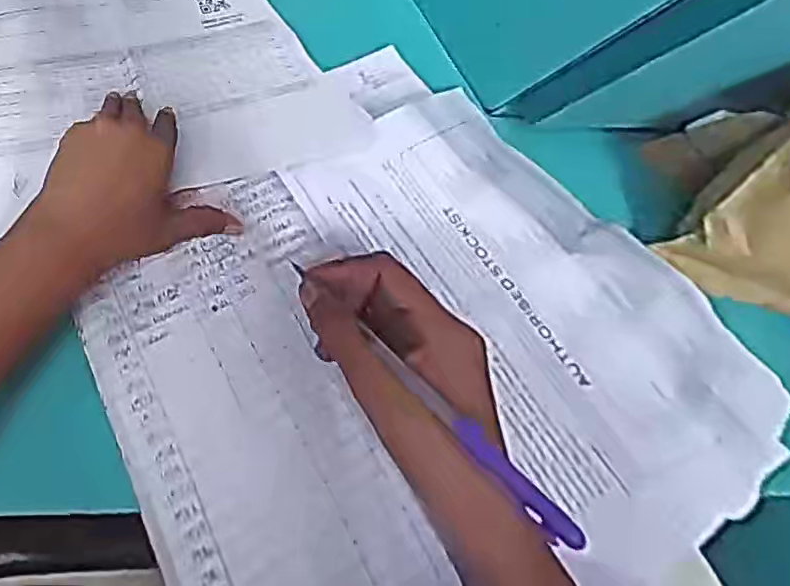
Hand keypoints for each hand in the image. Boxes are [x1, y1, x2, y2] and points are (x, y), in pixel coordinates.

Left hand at [17, 93, 238, 280]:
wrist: (69, 231)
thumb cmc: (114, 231)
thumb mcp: (166, 229)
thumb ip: (201, 220)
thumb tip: (229, 223)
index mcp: (157, 150)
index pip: (167, 123)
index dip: (164, 122)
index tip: (163, 122)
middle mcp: (129, 133)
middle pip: (136, 107)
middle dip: (137, 112)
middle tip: (135, 117)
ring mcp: (99, 130)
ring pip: (110, 107)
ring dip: (113, 111)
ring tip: (113, 119)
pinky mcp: (74, 134)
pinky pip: (85, 123)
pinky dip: (88, 130)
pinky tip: (87, 144)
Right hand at [298, 253, 499, 443]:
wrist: (478, 517)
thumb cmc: (443, 458)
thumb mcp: (379, 387)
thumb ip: (342, 334)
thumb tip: (315, 294)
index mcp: (444, 330)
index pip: (384, 272)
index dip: (341, 273)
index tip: (311, 289)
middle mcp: (446, 336)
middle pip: (383, 287)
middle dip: (342, 294)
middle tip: (313, 314)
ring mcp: (440, 357)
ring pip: (383, 313)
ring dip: (348, 319)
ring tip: (326, 341)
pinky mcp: (430, 376)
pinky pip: (387, 337)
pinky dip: (359, 340)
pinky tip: (345, 360)